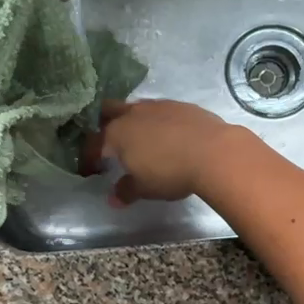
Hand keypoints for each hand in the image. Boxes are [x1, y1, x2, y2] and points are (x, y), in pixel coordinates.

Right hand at [86, 99, 245, 205]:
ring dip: (132, 121)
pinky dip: (158, 121)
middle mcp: (133, 114)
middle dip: (104, 125)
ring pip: (135, 108)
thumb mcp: (145, 188)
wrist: (214, 152)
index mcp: (116, 134)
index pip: (93, 145)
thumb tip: (113, 198)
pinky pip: (161, 111)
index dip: (88, 159)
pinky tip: (168, 135)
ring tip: (140, 139)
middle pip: (109, 112)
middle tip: (110, 143)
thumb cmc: (170, 172)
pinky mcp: (181, 105)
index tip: (90, 171)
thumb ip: (126, 191)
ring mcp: (158, 106)